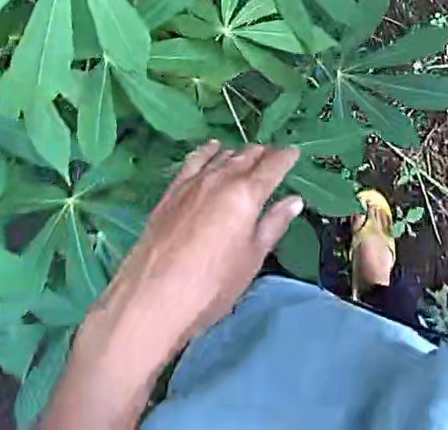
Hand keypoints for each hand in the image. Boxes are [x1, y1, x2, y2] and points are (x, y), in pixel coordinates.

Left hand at [45, 142, 301, 428]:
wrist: (151, 298)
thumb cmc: (211, 287)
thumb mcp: (251, 260)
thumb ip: (273, 225)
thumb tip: (294, 200)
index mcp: (247, 193)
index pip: (273, 165)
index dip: (287, 157)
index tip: (295, 154)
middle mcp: (222, 178)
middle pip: (248, 154)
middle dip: (265, 153)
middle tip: (275, 158)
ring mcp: (195, 181)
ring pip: (224, 154)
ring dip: (240, 152)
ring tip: (249, 156)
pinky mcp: (173, 189)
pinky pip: (196, 159)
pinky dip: (210, 151)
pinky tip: (214, 148)